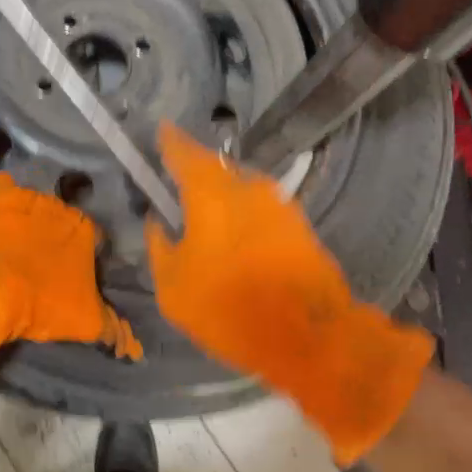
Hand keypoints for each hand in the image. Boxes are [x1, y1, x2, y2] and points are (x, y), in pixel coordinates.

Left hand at [0, 174, 142, 377]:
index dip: (85, 254)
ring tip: (18, 240)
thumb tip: (133, 345)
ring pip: (35, 203)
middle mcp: (61, 205)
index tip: (75, 271)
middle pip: (63, 218)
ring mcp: (28, 197)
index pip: (94, 237)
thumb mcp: (85, 323)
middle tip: (44, 257)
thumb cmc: (41, 305)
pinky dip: (4, 200)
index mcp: (86, 231)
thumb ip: (113, 327)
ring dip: (31, 217)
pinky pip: (5, 190)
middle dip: (57, 234)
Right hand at [146, 125, 433, 463]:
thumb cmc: (230, 309)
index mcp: (210, 193)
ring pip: (241, 189)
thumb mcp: (173, 288)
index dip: (170, 141)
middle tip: (180, 179)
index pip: (185, 153)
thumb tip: (159, 224)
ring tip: (206, 214)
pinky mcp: (301, 228)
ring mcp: (280, 205)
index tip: (161, 131)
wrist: (313, 340)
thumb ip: (160, 248)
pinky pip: (261, 210)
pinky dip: (244, 216)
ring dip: (223, 196)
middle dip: (197, 170)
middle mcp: (247, 187)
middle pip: (216, 168)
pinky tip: (236, 238)